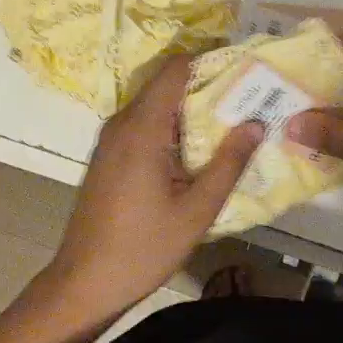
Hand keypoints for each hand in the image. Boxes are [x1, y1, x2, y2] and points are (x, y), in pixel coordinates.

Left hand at [45, 56, 263, 313]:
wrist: (85, 281)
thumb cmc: (143, 248)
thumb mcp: (196, 210)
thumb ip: (228, 164)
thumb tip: (256, 122)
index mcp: (141, 128)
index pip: (175, 69)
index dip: (210, 61)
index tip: (245, 70)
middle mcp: (120, 124)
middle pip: (165, 85)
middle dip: (206, 87)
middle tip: (249, 99)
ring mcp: (109, 141)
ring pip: (154, 107)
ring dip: (189, 111)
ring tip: (231, 123)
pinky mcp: (107, 159)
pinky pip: (142, 128)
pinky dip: (170, 130)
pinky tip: (197, 152)